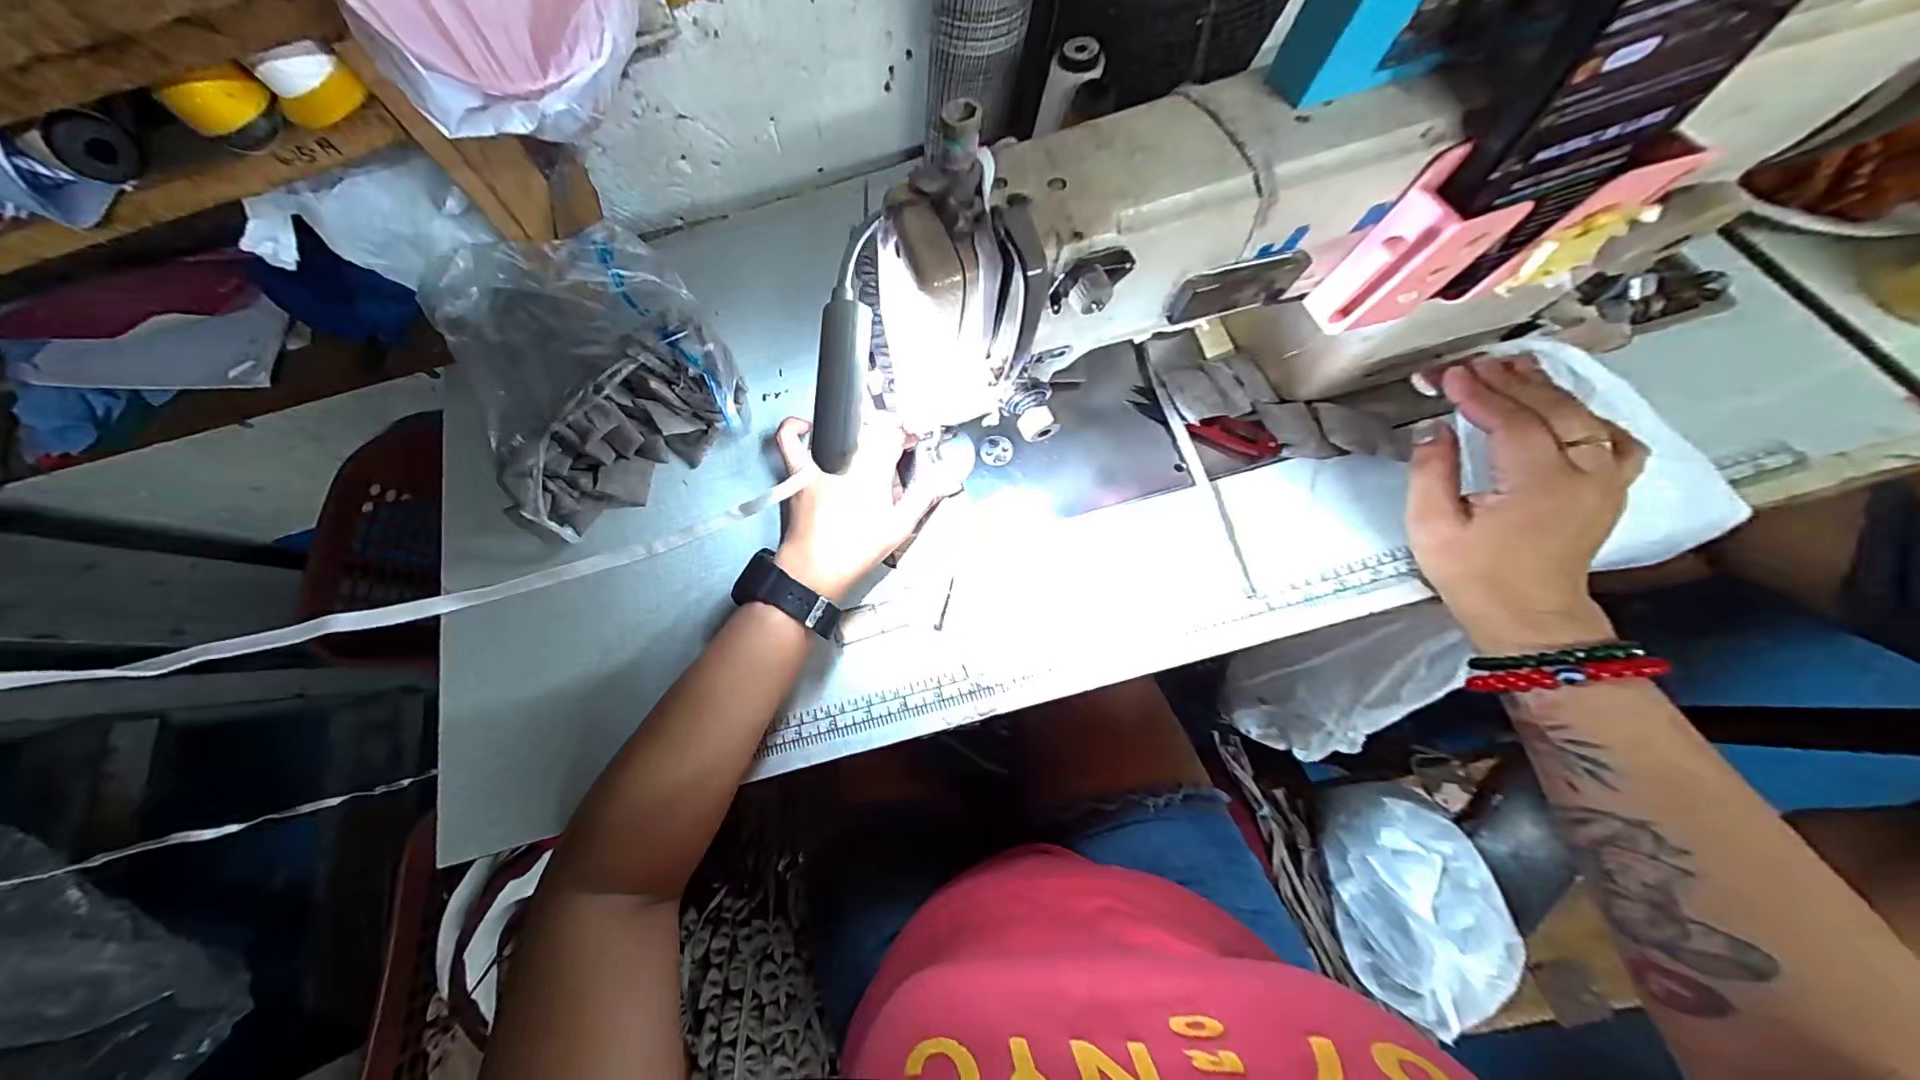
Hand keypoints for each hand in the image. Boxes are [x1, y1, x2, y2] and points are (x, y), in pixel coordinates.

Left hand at [772, 414, 944, 602]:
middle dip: (885, 439)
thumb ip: (922, 497)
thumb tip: (938, 480)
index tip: (909, 444)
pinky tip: (806, 428)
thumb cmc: (851, 553)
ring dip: (855, 436)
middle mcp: (845, 461)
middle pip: (869, 431)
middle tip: (892, 456)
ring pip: (839, 433)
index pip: (895, 435)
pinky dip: (795, 429)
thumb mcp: (899, 528)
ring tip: (863, 449)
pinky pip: (789, 440)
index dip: (906, 436)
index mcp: (873, 471)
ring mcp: (818, 465)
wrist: (814, 571)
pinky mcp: (798, 474)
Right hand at [1406, 354, 1647, 653]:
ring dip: (1549, 390)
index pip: (1513, 421)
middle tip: (1476, 363)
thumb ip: (1430, 473)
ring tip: (1514, 371)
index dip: (1479, 393)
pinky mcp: (1613, 489)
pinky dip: (1588, 416)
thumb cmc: (1473, 575)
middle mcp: (1585, 475)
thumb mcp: (1431, 528)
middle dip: (1511, 382)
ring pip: (1587, 417)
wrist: (1529, 617)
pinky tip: (1564, 410)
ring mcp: (1608, 481)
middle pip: (1555, 410)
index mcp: (1538, 485)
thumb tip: (1436, 428)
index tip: (1448, 374)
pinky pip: (1614, 438)